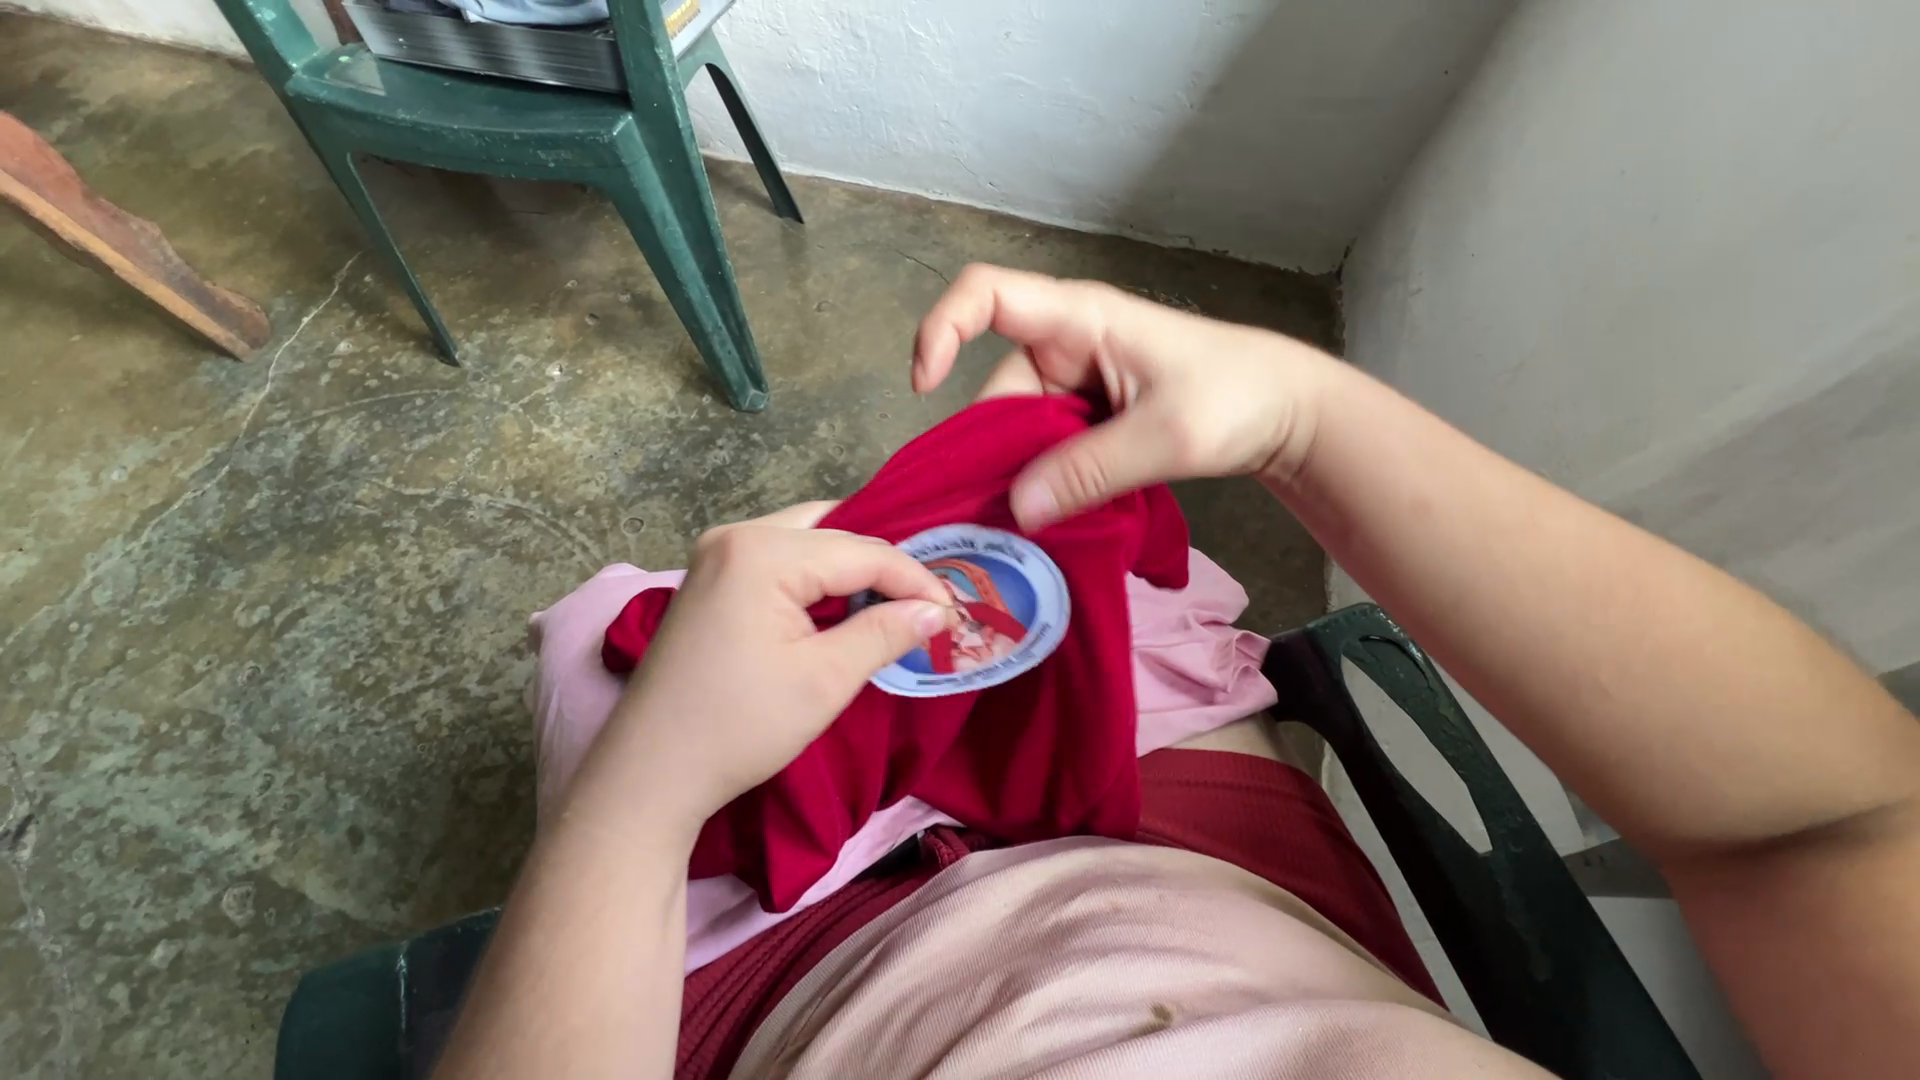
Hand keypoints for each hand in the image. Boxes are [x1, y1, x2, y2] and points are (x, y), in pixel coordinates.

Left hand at [592, 503, 952, 828]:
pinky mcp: (711, 578)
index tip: (953, 611)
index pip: (861, 551)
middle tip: (924, 601)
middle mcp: (735, 535)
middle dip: (882, 565)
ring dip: (851, 568)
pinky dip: (818, 577)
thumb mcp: (825, 680)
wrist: (649, 773)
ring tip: (894, 601)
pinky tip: (844, 603)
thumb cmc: (740, 726)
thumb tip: (938, 610)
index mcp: (761, 551)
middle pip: (833, 532)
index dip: (914, 579)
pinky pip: (781, 558)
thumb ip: (886, 633)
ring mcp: (717, 554)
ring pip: (808, 540)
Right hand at [913, 263, 1340, 529]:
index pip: (986, 293)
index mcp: (1081, 318)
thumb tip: (1017, 510)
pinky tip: (1049, 513)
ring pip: (1018, 427)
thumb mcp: (1165, 435)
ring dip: (1019, 472)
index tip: (927, 387)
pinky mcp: (1087, 416)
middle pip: (996, 388)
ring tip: (1026, 523)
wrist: (1285, 412)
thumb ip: (1090, 470)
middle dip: (990, 447)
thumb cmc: (1237, 396)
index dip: (942, 328)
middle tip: (993, 510)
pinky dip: (1041, 479)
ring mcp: (1076, 383)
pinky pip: (1044, 446)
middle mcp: (1066, 344)